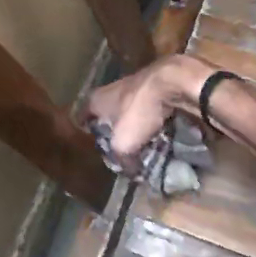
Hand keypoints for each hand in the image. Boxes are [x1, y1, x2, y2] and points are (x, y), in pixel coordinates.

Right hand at [83, 55, 215, 163]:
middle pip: (107, 113)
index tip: (91, 144)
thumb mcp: (124, 144)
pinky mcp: (155, 86)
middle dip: (112, 129)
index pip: (82, 116)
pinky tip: (160, 131)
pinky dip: (153, 119)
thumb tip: (132, 172)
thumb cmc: (139, 111)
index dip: (85, 130)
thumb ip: (122, 160)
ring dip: (134, 124)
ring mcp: (135, 85)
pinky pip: (149, 107)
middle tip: (119, 148)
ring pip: (130, 110)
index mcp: (97, 99)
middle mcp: (111, 89)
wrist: (173, 83)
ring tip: (141, 142)